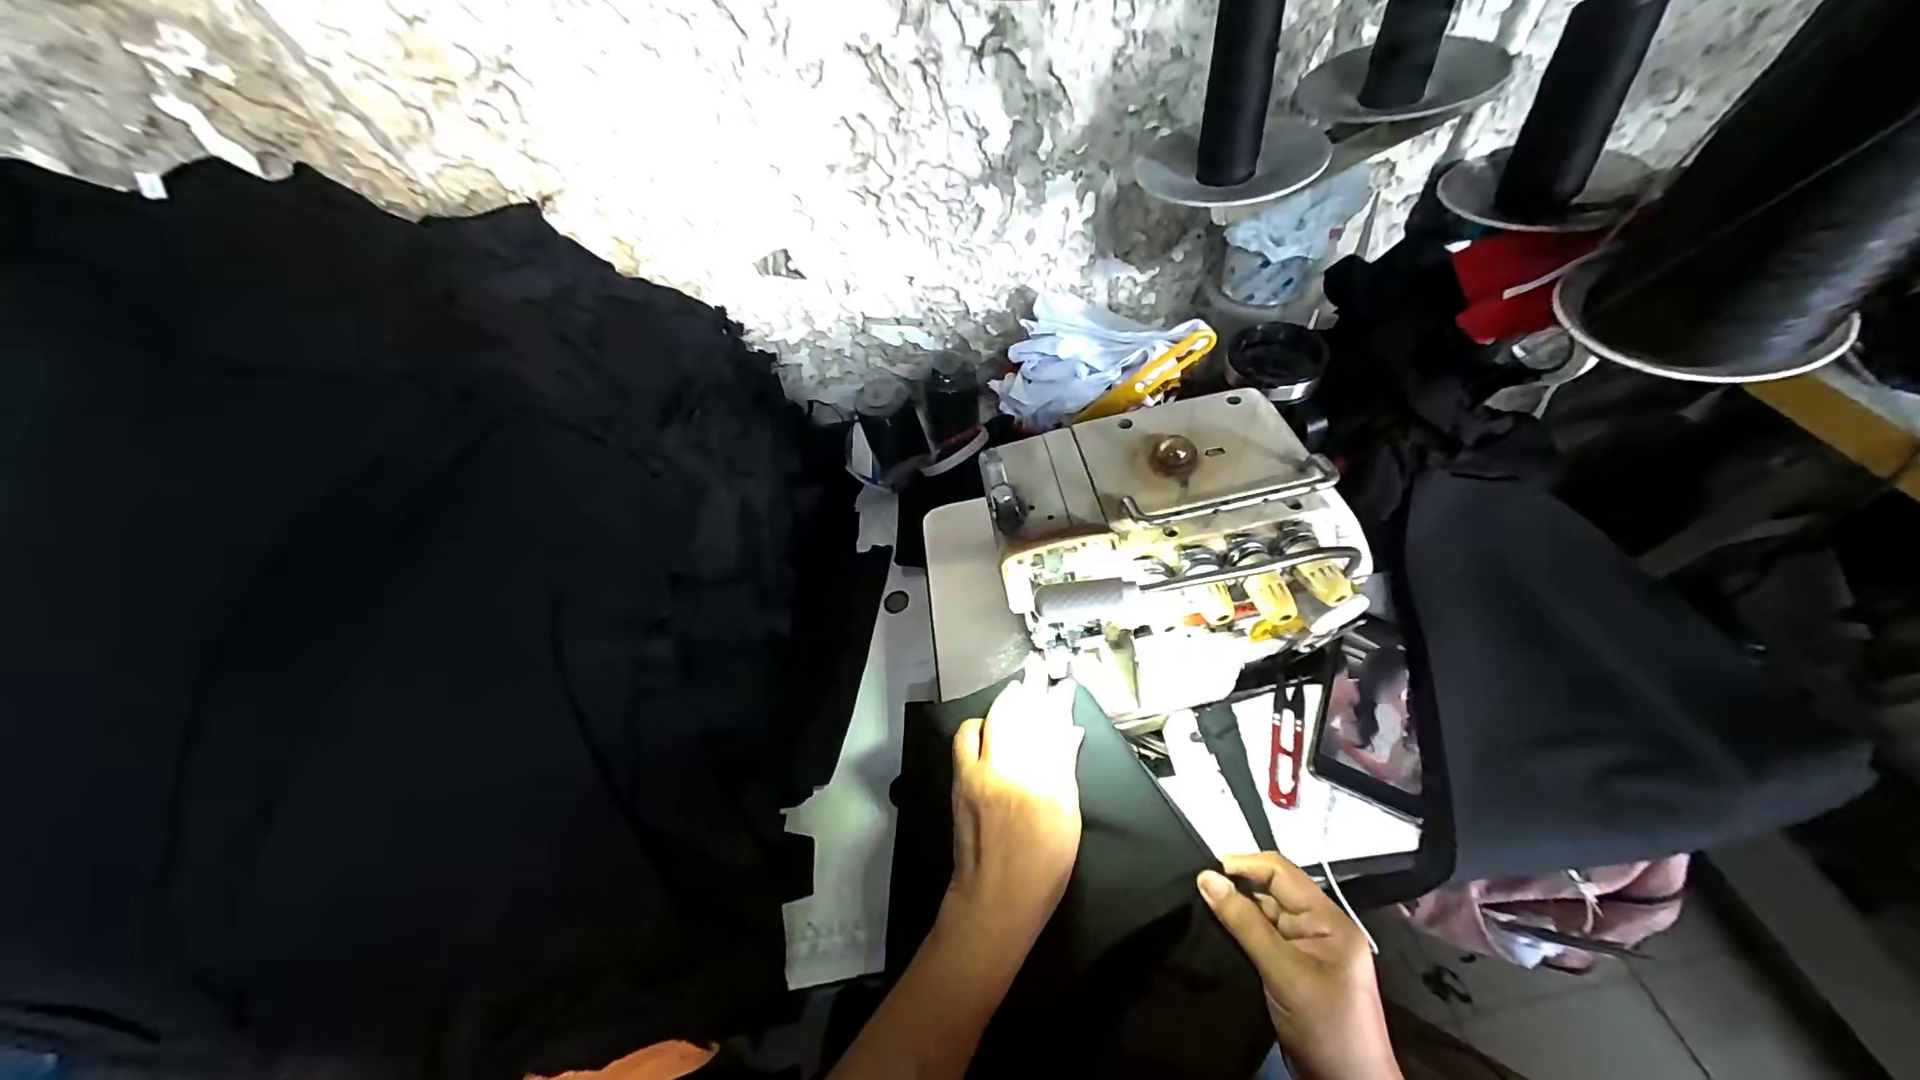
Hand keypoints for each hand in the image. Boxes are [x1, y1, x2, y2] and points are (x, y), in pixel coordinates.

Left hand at [944, 666, 1085, 942]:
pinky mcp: (960, 781)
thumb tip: (1069, 734)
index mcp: (1042, 783)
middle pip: (1018, 716)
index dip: (1058, 702)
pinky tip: (987, 725)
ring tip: (1015, 696)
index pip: (1051, 727)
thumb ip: (1065, 771)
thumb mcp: (1068, 820)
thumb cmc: (1042, 868)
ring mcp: (979, 774)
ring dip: (1003, 704)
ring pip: (990, 722)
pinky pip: (966, 739)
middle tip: (1038, 677)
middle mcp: (1007, 771)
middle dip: (1029, 691)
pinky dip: (978, 725)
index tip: (1064, 686)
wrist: (994, 899)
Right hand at [1198, 853, 1401, 1079]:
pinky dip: (1241, 932)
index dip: (1243, 865)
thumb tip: (1206, 878)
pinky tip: (1219, 933)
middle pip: (1271, 890)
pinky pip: (1263, 936)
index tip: (1206, 871)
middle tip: (1199, 892)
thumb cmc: (1328, 1030)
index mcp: (1329, 920)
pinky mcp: (1294, 969)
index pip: (1281, 872)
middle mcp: (1320, 927)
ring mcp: (1307, 949)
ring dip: (1236, 910)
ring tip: (1203, 909)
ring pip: (1264, 913)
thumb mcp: (1283, 972)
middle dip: (1236, 888)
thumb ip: (1244, 922)